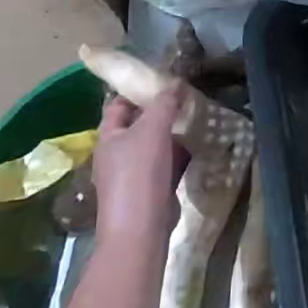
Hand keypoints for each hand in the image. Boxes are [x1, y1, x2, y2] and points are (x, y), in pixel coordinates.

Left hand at [92, 86, 187, 246]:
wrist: (140, 228)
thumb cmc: (139, 174)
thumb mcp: (152, 130)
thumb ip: (164, 103)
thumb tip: (176, 82)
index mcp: (109, 136)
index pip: (118, 104)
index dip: (137, 90)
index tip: (164, 79)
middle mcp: (117, 152)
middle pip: (139, 123)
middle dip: (161, 111)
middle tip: (188, 98)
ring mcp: (134, 172)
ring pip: (156, 144)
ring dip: (174, 132)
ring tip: (198, 117)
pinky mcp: (151, 188)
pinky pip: (167, 163)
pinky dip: (181, 153)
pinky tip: (199, 146)